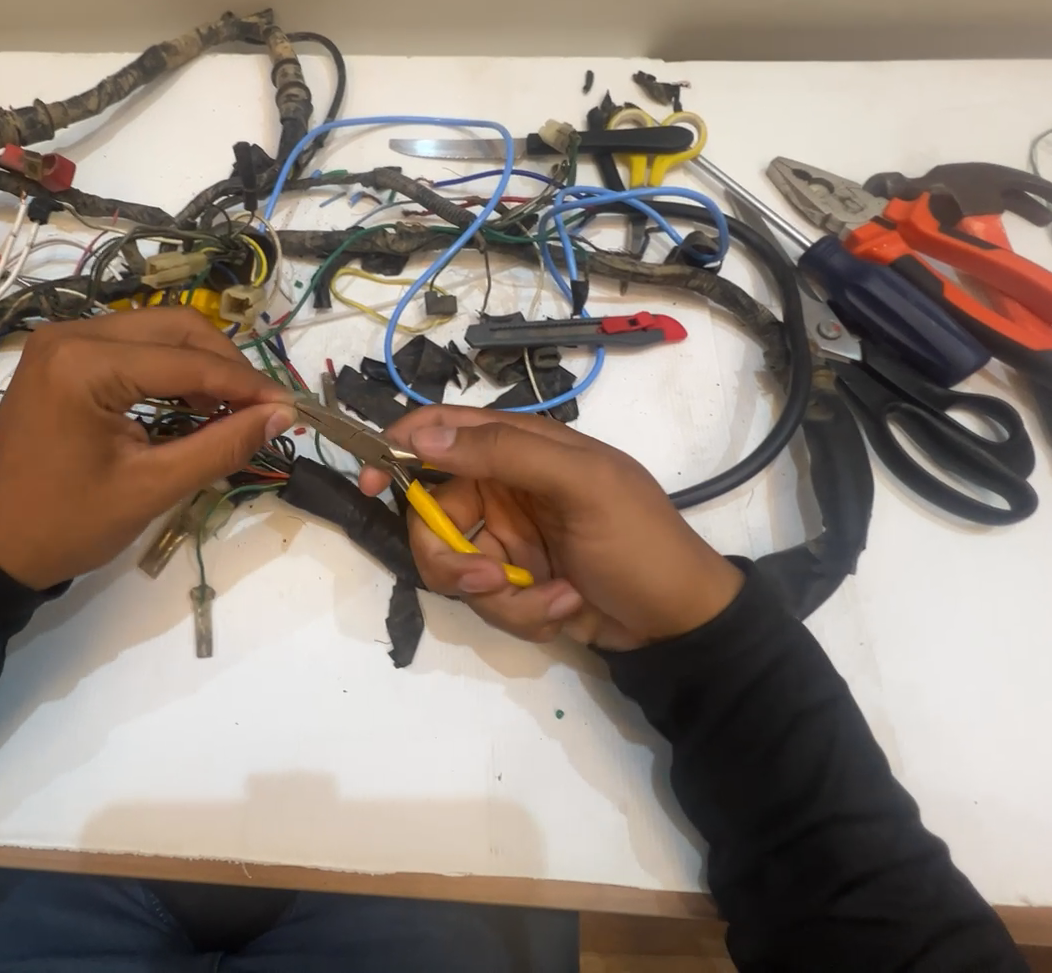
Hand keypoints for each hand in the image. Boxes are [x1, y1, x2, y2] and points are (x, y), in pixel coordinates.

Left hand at [0, 308, 294, 588]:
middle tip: (263, 407)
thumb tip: (281, 415)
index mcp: (84, 363)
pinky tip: (193, 401)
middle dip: (226, 366)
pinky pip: (132, 347)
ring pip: (156, 332)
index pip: (187, 361)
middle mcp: (71, 333)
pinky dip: (170, 370)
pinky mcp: (61, 357)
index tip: (290, 407)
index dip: (246, 384)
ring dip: (201, 364)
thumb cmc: (65, 524)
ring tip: (233, 408)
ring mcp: (62, 341)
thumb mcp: (150, 488)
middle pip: (175, 328)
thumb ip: (220, 446)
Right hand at [360, 406, 741, 650]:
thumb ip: (504, 452)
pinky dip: (521, 611)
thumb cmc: (639, 540)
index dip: (398, 449)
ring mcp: (504, 538)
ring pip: (453, 566)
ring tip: (550, 599)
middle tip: (488, 581)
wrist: (680, 622)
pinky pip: (483, 599)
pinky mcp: (511, 582)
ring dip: (498, 595)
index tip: (371, 482)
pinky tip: (565, 607)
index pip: (441, 431)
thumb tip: (423, 436)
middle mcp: (501, 490)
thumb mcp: (581, 485)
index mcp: (518, 449)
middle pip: (431, 515)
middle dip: (452, 558)